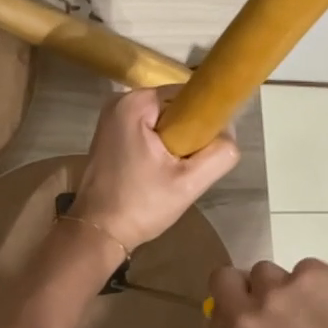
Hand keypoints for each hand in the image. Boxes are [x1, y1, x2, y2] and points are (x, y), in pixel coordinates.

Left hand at [69, 86, 239, 251]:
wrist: (98, 231)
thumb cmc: (141, 205)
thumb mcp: (189, 182)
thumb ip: (220, 153)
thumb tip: (229, 132)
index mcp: (135, 103)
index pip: (188, 96)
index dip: (204, 120)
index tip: (205, 149)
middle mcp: (119, 103)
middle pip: (174, 109)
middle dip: (187, 134)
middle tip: (186, 167)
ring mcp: (111, 119)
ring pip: (162, 123)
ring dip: (173, 144)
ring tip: (171, 172)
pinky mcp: (109, 136)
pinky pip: (147, 132)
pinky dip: (158, 148)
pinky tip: (156, 173)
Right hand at [208, 259, 327, 327]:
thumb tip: (242, 325)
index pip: (215, 311)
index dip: (234, 308)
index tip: (252, 313)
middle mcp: (247, 318)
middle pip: (225, 277)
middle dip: (244, 284)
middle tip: (272, 297)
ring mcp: (278, 291)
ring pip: (269, 271)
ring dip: (287, 285)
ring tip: (319, 307)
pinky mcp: (310, 272)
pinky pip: (305, 268)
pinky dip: (320, 282)